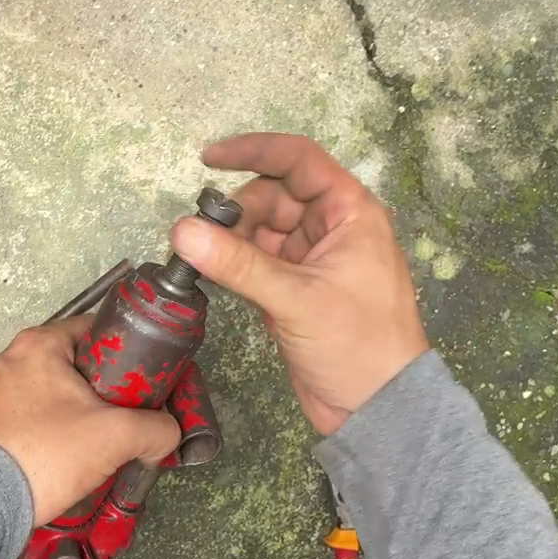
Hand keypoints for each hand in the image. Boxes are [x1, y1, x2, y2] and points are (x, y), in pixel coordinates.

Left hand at [0, 315, 180, 524]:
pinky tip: (73, 458)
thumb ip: (156, 428)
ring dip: (85, 416)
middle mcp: (14, 360)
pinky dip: (59, 433)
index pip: (99, 330)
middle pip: (81, 365)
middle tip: (128, 417)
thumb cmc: (42, 455)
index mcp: (41, 344)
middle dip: (108, 392)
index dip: (130, 354)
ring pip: (60, 395)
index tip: (146, 380)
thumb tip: (166, 433)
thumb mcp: (116, 436)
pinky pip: (39, 419)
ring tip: (103, 443)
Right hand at [171, 133, 427, 434]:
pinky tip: (211, 272)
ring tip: (201, 258)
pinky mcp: (293, 289)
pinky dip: (234, 265)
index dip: (254, 151)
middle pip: (272, 197)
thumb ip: (239, 264)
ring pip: (261, 231)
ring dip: (231, 240)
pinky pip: (257, 263)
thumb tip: (182, 232)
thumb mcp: (297, 299)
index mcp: (349, 213)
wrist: (375, 407)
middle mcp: (330, 228)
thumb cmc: (358, 344)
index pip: (299, 161)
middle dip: (236, 211)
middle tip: (200, 236)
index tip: (208, 157)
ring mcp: (310, 260)